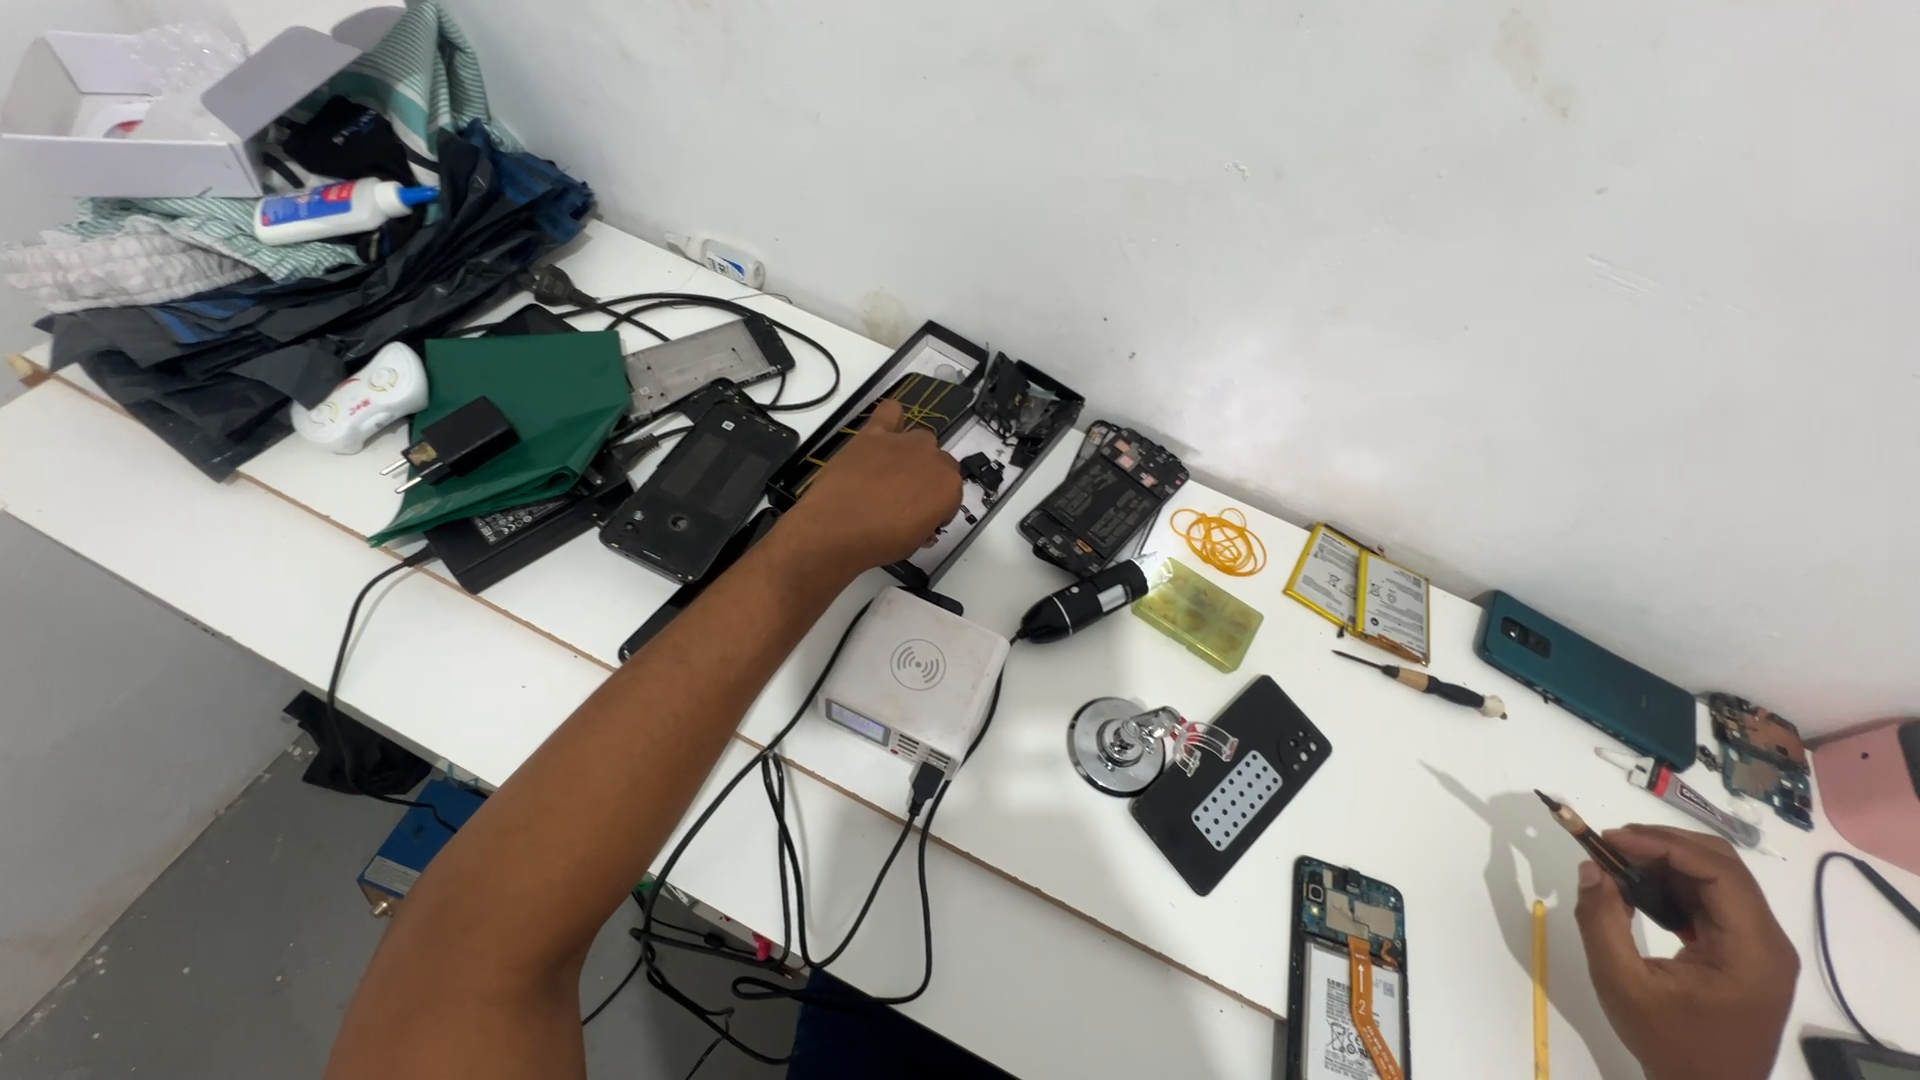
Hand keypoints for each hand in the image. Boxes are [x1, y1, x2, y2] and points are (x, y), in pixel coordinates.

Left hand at [781, 398, 961, 573]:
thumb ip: (925, 524)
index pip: (952, 491)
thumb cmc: (880, 542)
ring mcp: (903, 442)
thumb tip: (920, 521)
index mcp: (949, 487)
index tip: (923, 518)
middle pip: (939, 462)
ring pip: (920, 438)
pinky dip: (891, 420)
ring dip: (911, 453)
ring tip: (891, 473)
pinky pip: (890, 412)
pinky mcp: (873, 434)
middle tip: (905, 500)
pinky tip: (883, 435)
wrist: (837, 529)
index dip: (937, 506)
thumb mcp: (914, 543)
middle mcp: (932, 458)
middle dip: (926, 479)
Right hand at [1574, 825, 1797, 1079]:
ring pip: (1717, 879)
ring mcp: (1758, 948)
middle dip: (1663, 845)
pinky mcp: (1743, 952)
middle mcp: (1766, 942)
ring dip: (1665, 862)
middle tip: (1609, 845)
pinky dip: (1672, 884)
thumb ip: (1601, 920)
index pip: (1718, 872)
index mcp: (1751, 950)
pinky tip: (1638, 891)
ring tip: (1615, 865)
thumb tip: (1591, 867)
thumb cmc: (1667, 1039)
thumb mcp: (1620, 981)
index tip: (1610, 840)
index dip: (1663, 845)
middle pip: (1723, 867)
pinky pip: (1711, 900)